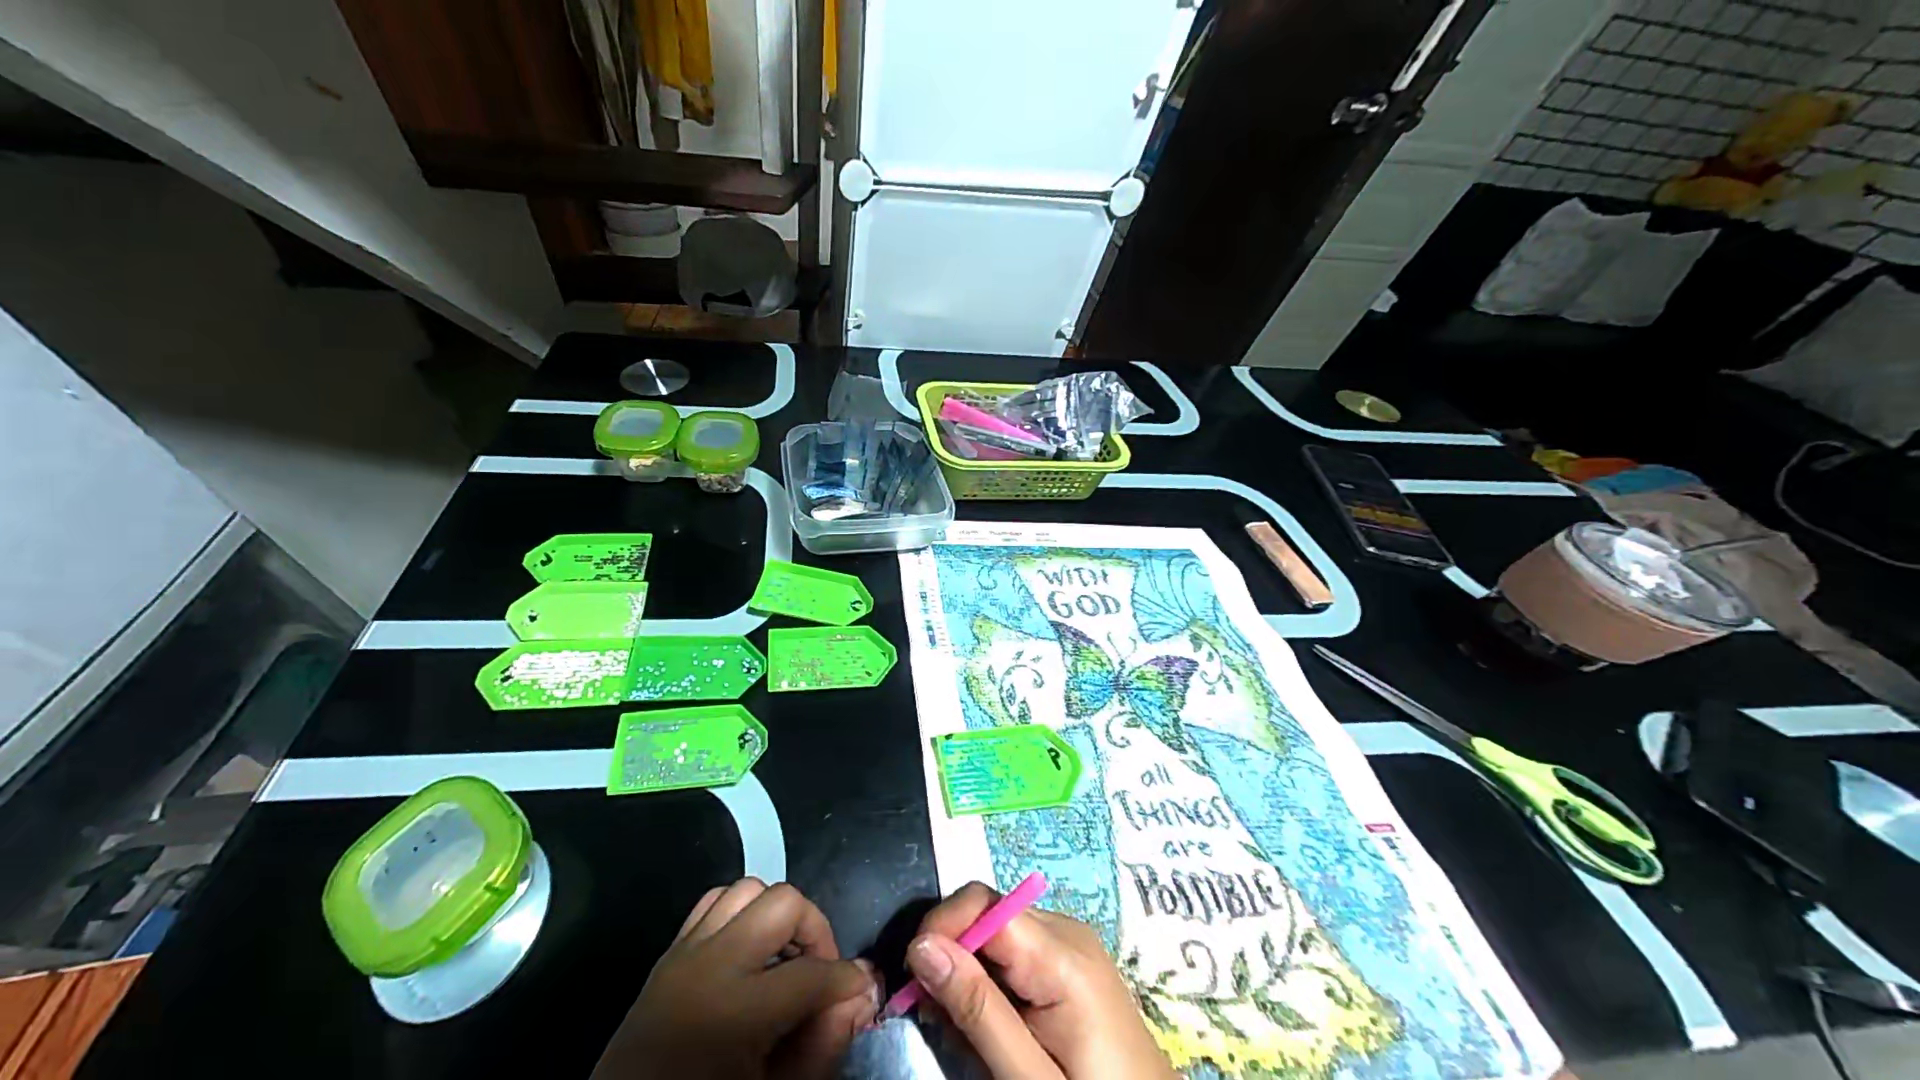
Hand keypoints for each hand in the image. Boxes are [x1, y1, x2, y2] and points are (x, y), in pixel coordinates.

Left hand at [593, 878, 880, 1079]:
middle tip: (819, 972)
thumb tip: (860, 996)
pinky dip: (741, 913)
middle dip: (815, 931)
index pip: (814, 973)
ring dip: (776, 917)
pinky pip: (714, 901)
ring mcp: (685, 951)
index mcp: (735, 1010)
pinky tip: (748, 951)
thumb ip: (822, 1045)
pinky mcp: (669, 951)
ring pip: (749, 890)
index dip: (849, 981)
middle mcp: (710, 964)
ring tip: (784, 958)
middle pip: (784, 904)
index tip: (861, 992)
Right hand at [906, 882, 1174, 1079]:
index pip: (985, 904)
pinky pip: (1016, 945)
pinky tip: (992, 1020)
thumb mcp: (1027, 1076)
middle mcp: (1068, 931)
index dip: (941, 930)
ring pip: (996, 928)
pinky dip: (990, 975)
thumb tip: (921, 945)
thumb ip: (977, 1009)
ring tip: (964, 1028)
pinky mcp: (1071, 956)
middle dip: (951, 953)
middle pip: (988, 911)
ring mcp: (1072, 941)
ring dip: (967, 968)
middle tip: (935, 1016)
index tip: (914, 982)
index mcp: (1063, 956)